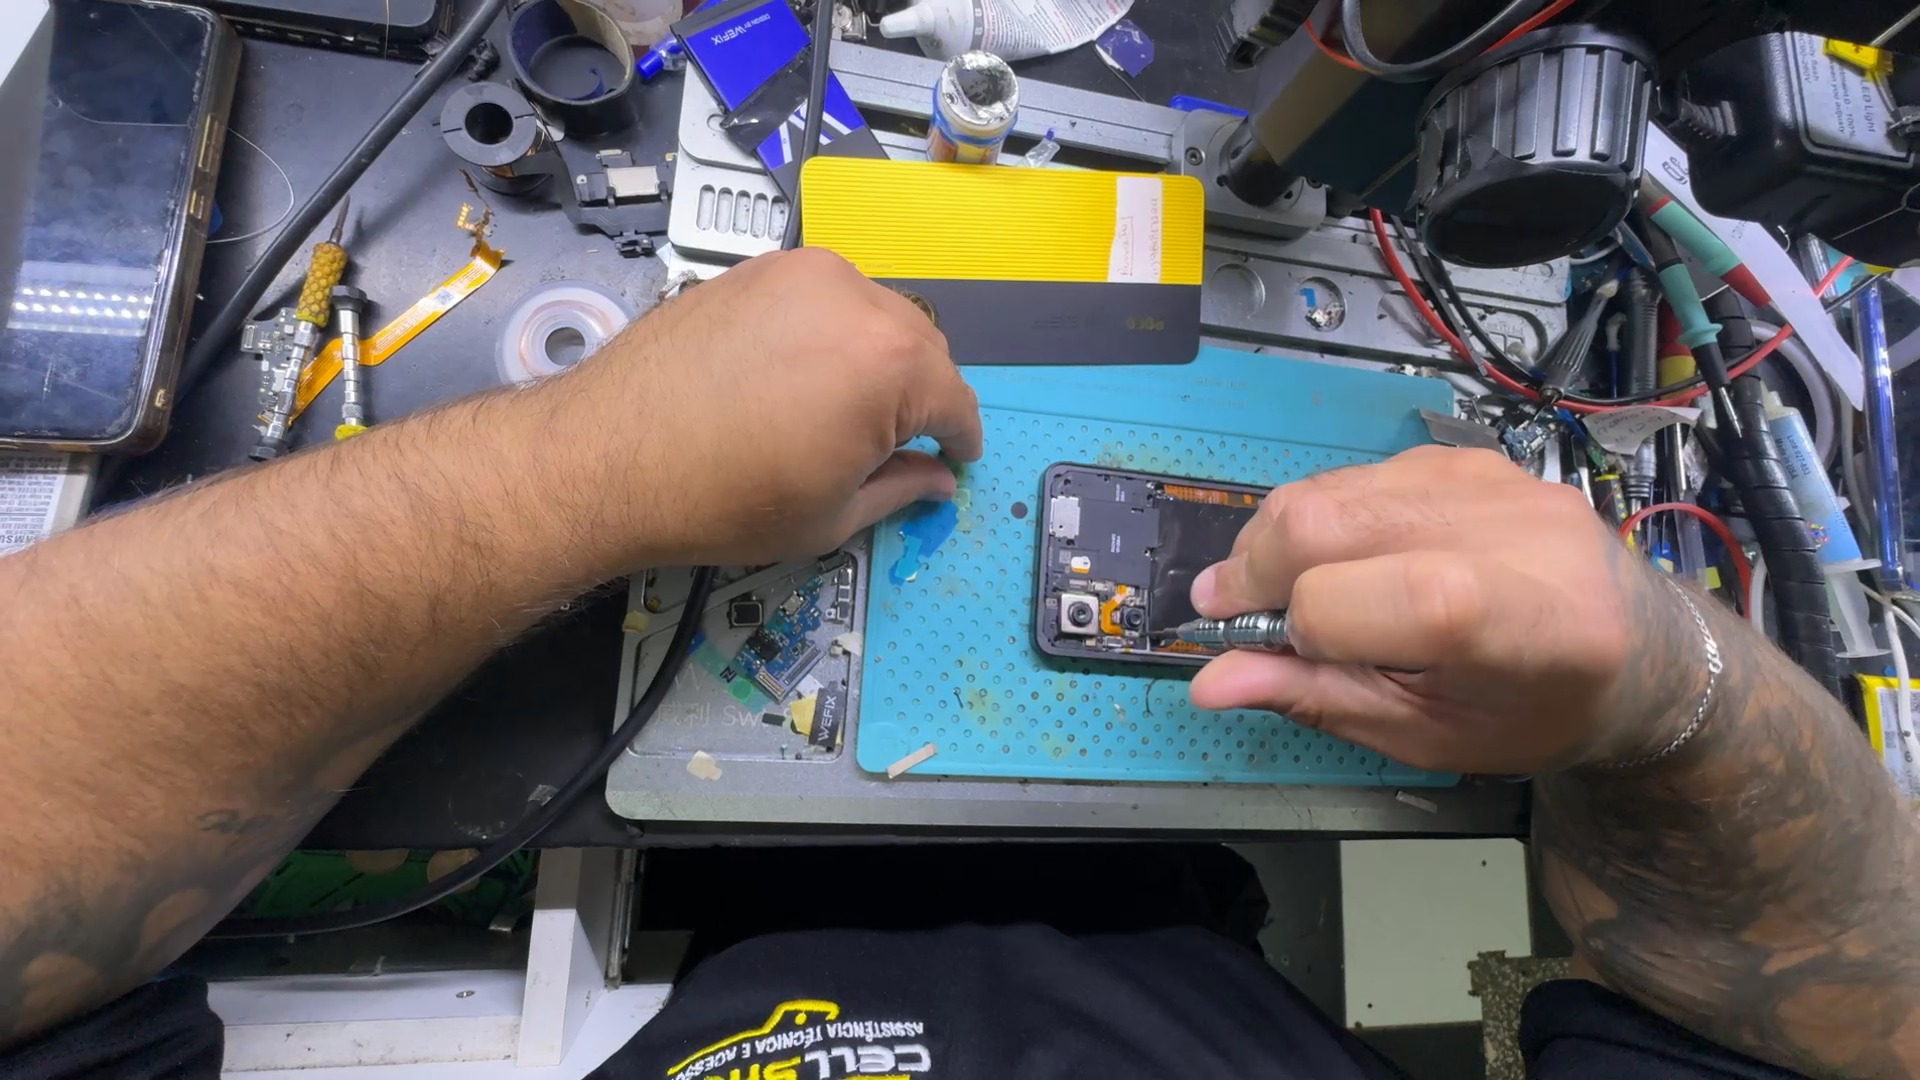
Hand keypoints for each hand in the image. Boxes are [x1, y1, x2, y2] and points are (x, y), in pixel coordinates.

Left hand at [532, 247, 982, 569]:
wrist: (606, 457)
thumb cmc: (728, 502)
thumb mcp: (833, 516)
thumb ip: (902, 489)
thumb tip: (938, 480)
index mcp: (891, 365)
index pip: (957, 400)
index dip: (961, 439)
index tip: (954, 460)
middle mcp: (857, 299)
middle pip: (924, 349)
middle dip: (923, 398)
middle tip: (896, 444)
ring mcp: (803, 273)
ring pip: (878, 316)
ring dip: (882, 361)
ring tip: (846, 408)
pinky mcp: (758, 267)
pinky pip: (828, 298)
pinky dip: (836, 333)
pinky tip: (803, 373)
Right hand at [1187, 446, 1701, 773]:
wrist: (1641, 651)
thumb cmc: (1528, 712)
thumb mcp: (1422, 734)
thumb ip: (1312, 698)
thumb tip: (1207, 682)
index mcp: (1521, 623)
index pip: (1356, 598)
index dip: (1294, 626)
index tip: (1265, 650)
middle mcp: (1510, 529)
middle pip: (1323, 522)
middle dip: (1252, 569)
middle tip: (1234, 607)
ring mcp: (1486, 479)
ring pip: (1320, 491)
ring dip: (1271, 540)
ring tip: (1284, 585)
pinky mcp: (1462, 457)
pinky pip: (1346, 476)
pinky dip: (1311, 519)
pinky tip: (1333, 555)